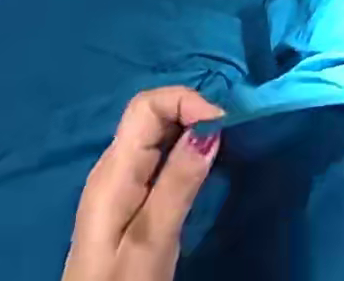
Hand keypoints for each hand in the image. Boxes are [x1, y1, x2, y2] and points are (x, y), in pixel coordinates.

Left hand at [62, 87, 223, 280]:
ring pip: (153, 133)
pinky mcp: (126, 197)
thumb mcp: (152, 242)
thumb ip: (178, 184)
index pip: (145, 105)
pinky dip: (180, 149)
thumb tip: (209, 128)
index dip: (184, 100)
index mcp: (113, 169)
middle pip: (149, 114)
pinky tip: (202, 164)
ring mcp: (117, 180)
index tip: (225, 123)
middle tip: (231, 134)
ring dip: (188, 128)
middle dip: (189, 111)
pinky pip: (154, 155)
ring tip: (223, 145)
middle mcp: (112, 164)